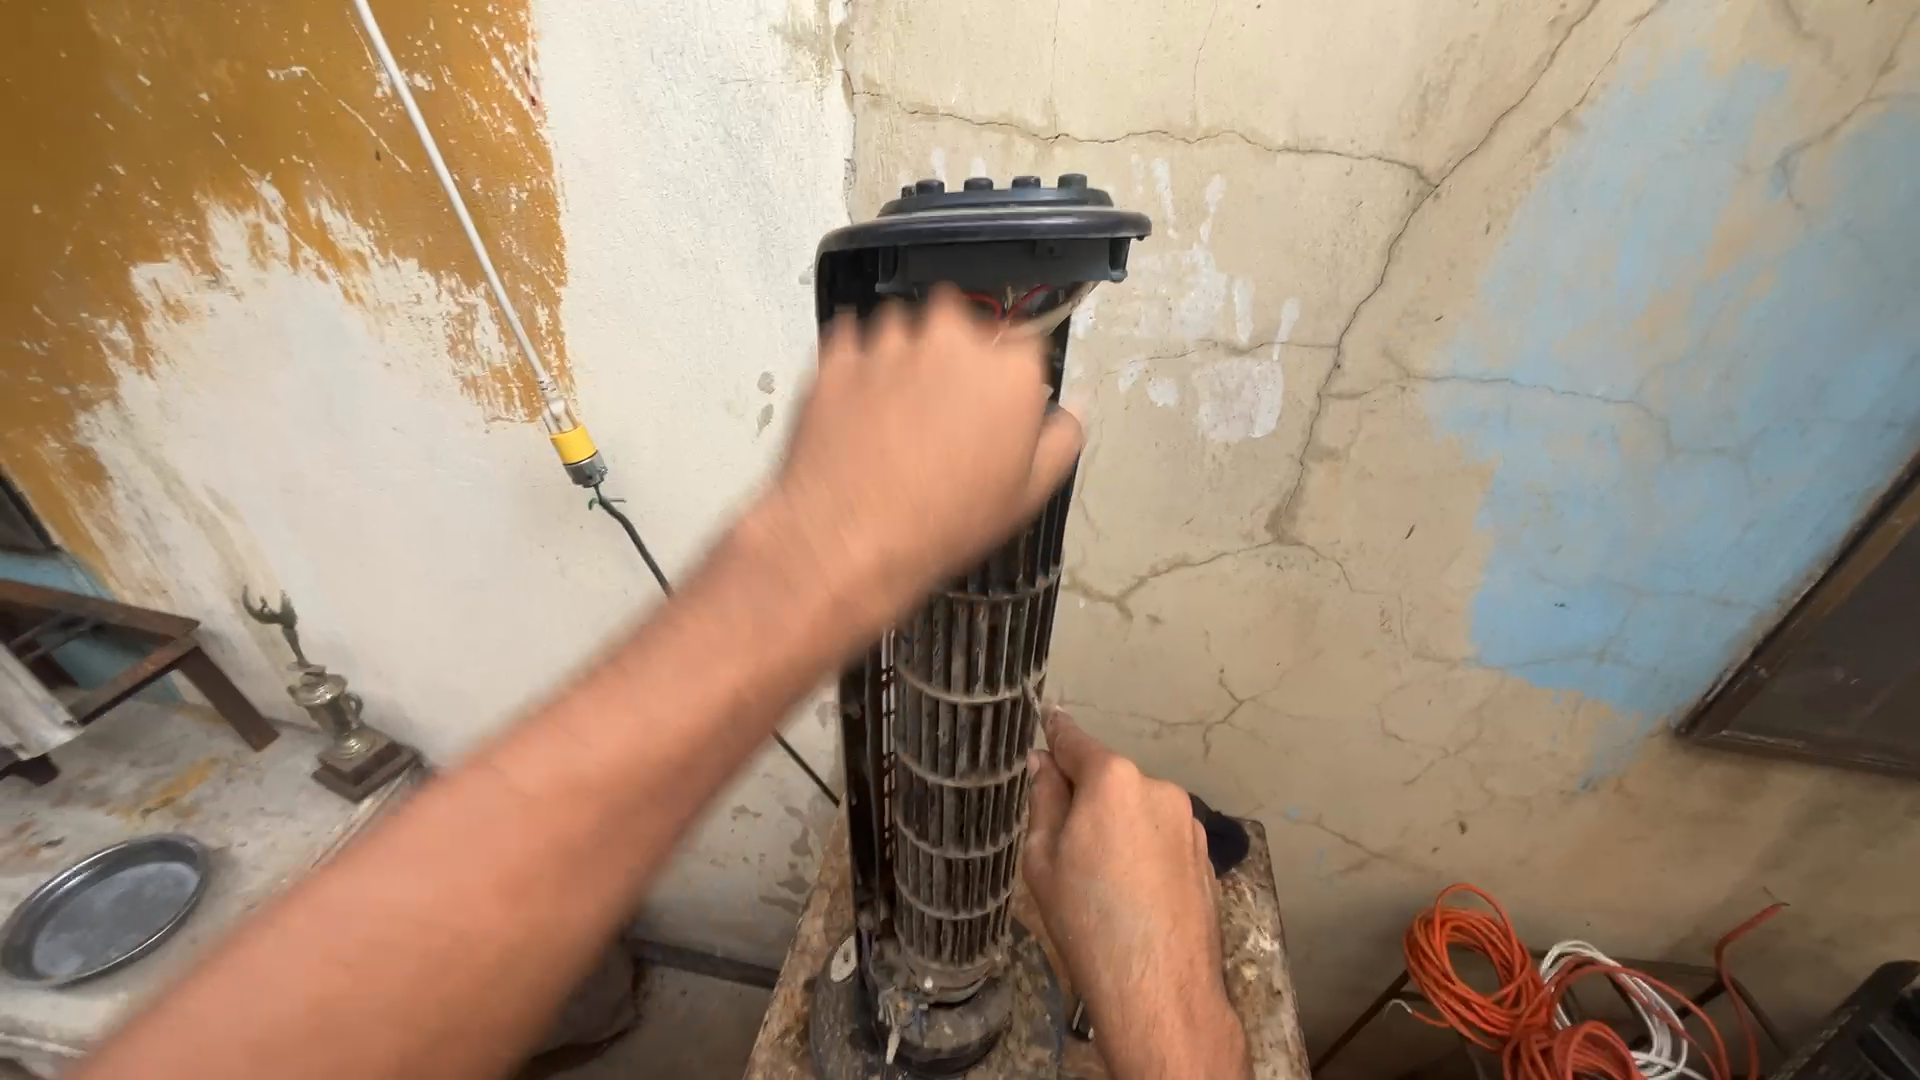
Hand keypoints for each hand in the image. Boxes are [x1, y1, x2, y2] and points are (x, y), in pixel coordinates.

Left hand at [760, 288, 1082, 630]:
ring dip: (904, 360)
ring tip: (895, 418)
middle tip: (941, 411)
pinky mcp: (839, 355)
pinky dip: (858, 368)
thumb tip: (1071, 410)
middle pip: (962, 325)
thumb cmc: (941, 522)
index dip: (1007, 376)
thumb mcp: (1027, 494)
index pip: (1022, 344)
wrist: (849, 538)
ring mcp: (891, 343)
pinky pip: (853, 344)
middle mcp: (952, 339)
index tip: (993, 401)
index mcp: (1010, 369)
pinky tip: (860, 412)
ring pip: (905, 330)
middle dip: (953, 356)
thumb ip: (1060, 438)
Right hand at [1024, 709, 1250, 1079]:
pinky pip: (1160, 835)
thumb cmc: (1087, 920)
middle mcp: (1157, 787)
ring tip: (1103, 877)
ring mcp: (1188, 822)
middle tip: (1064, 840)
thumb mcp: (1043, 857)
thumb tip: (1042, 762)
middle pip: (1108, 778)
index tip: (1047, 714)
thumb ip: (1044, 798)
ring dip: (1117, 822)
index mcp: (1113, 779)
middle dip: (1085, 794)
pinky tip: (1134, 891)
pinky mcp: (1205, 854)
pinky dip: (1143, 847)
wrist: (1162, 992)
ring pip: (1136, 807)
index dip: (1056, 730)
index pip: (1075, 740)